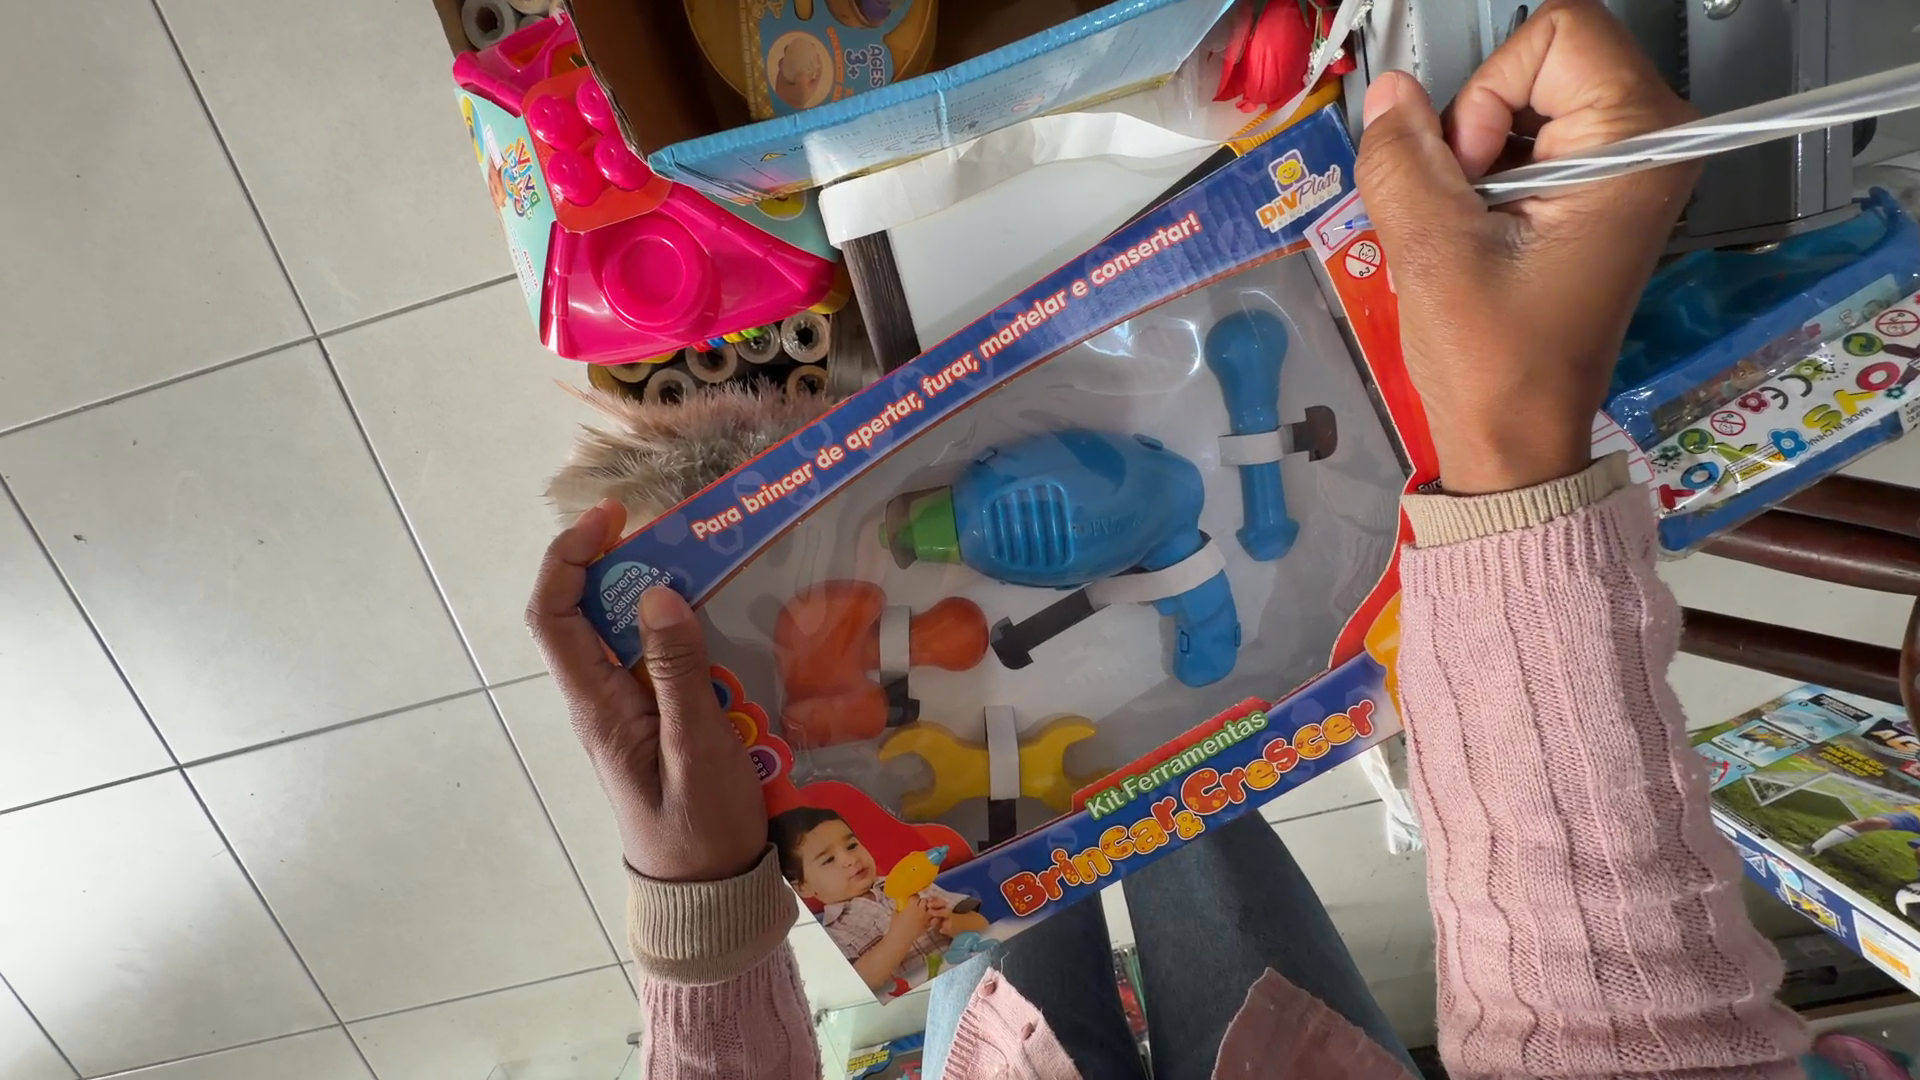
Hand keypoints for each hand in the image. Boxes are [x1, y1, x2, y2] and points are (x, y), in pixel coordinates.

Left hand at [526, 499, 767, 882]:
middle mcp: (602, 699)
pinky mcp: (654, 715)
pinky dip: (671, 622)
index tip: (612, 518)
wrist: (707, 888)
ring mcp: (627, 707)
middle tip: (667, 531)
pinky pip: (651, 654)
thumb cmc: (700, 825)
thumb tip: (657, 592)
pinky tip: (710, 615)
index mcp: (599, 706)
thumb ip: (679, 672)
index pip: (556, 616)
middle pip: (582, 613)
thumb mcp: (698, 748)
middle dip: (610, 561)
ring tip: (695, 561)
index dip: (570, 558)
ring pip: (618, 632)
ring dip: (643, 587)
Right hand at [887, 896, 933, 941]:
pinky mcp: (927, 925)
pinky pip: (934, 919)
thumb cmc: (896, 926)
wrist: (900, 939)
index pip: (916, 896)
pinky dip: (933, 918)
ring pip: (931, 908)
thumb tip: (900, 906)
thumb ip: (899, 908)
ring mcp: (925, 918)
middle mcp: (920, 910)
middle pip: (925, 900)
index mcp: (911, 906)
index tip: (912, 900)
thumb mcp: (895, 914)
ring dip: (928, 909)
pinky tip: (929, 919)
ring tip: (924, 911)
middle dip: (922, 902)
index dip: (914, 898)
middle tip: (919, 905)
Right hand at [1354, 0, 1699, 493]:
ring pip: (1512, 113)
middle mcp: (1644, 142)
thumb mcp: (1432, 254)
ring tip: (1455, 239)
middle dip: (1468, 136)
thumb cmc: (1489, 357)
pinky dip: (1470, 190)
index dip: (1484, 98)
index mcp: (1635, 142)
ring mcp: (1614, 172)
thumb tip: (1387, 94)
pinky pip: (1513, 154)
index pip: (1552, 34)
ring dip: (1460, 171)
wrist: (1510, 432)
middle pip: (1532, 69)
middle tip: (1456, 217)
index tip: (1468, 180)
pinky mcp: (1582, 201)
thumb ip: (1402, 163)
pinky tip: (1460, 244)